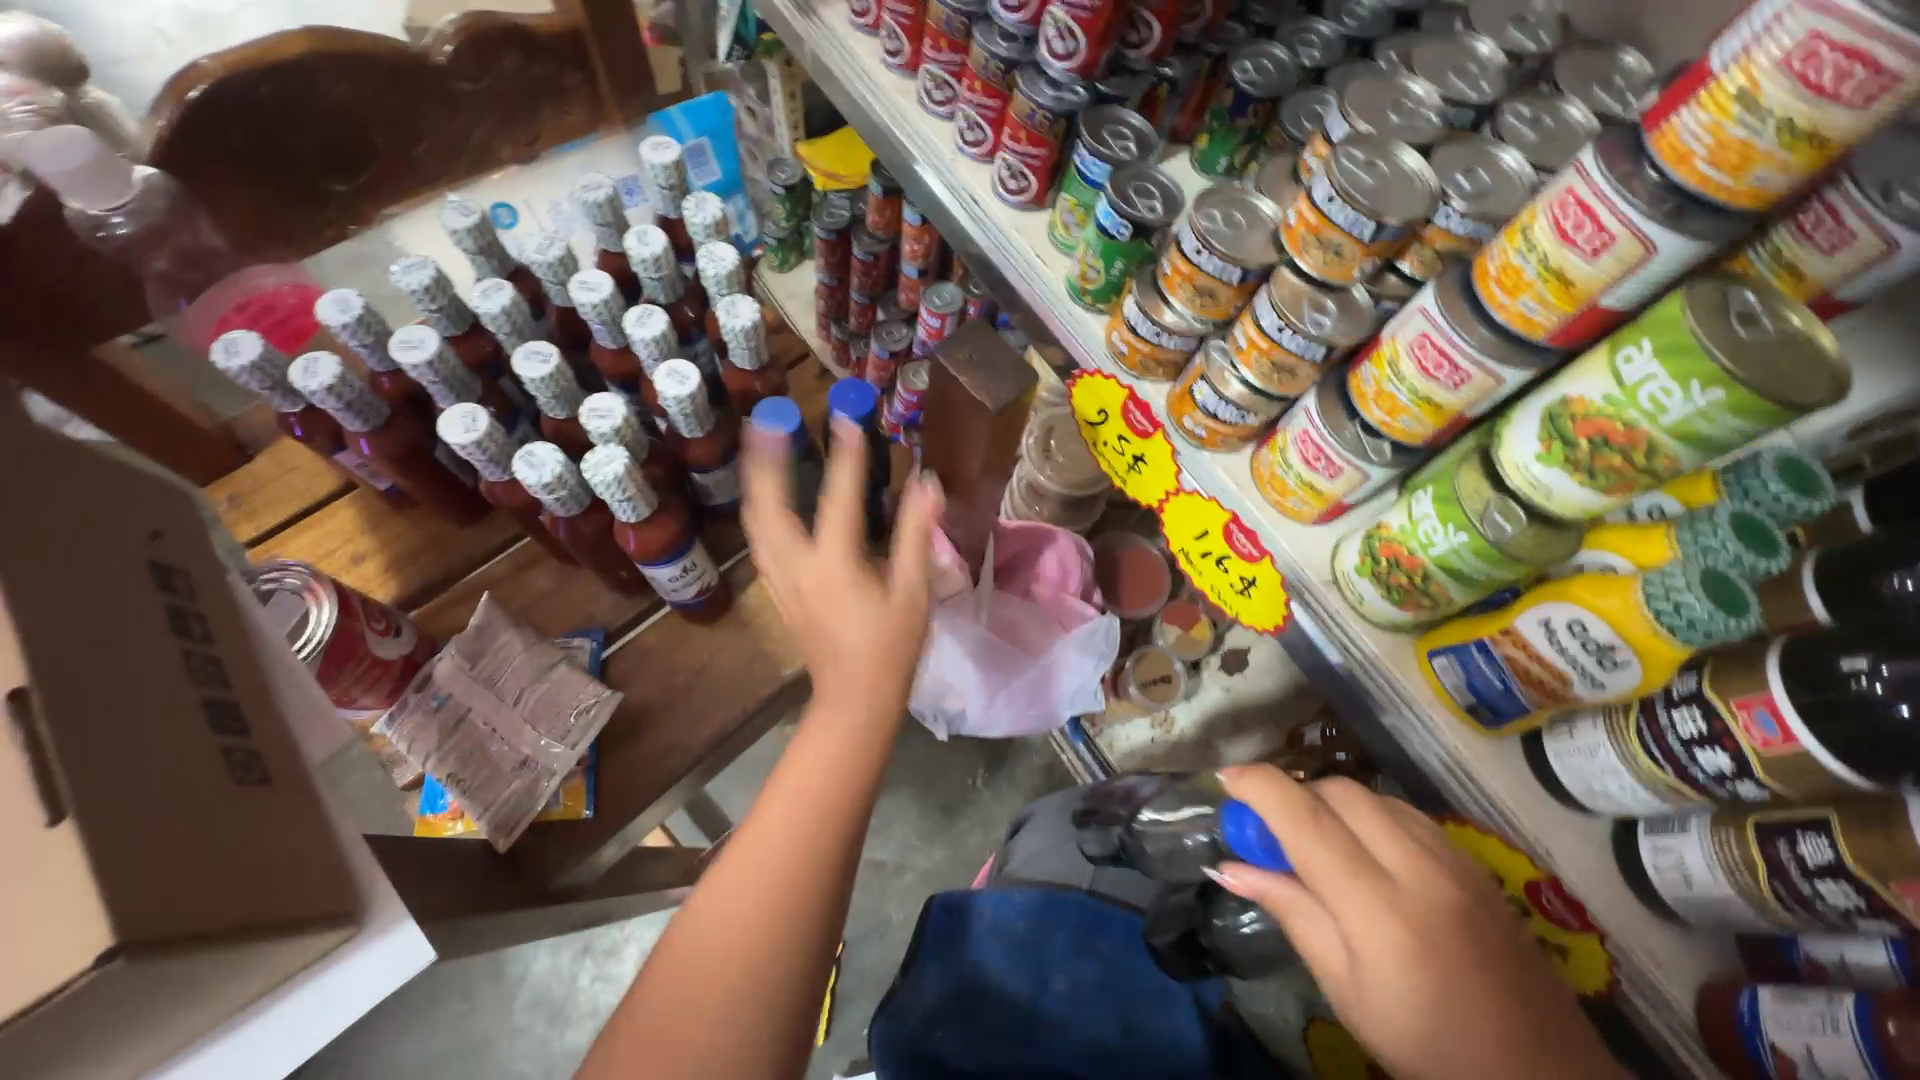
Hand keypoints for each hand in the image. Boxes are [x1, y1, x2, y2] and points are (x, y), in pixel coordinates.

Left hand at [741, 416, 942, 717]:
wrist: (854, 699)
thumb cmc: (891, 648)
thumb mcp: (913, 592)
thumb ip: (917, 535)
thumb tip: (928, 485)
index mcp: (835, 564)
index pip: (838, 498)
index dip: (844, 456)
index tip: (844, 418)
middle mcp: (797, 567)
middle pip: (770, 505)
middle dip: (766, 461)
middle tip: (767, 422)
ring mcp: (781, 581)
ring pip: (756, 523)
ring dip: (757, 483)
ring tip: (758, 449)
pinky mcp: (777, 593)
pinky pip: (760, 543)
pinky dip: (760, 513)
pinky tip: (767, 502)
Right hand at [1214, 766, 1626, 1079]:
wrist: (1540, 1073)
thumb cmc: (1426, 1044)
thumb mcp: (1345, 989)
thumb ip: (1291, 913)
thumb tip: (1231, 868)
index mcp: (1379, 908)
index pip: (1307, 820)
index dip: (1260, 788)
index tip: (1225, 779)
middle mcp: (1418, 867)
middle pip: (1338, 793)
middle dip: (1294, 795)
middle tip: (1268, 831)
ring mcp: (1453, 859)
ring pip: (1373, 796)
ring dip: (1331, 803)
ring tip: (1313, 843)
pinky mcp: (1474, 862)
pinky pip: (1405, 813)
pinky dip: (1368, 815)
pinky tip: (1363, 853)